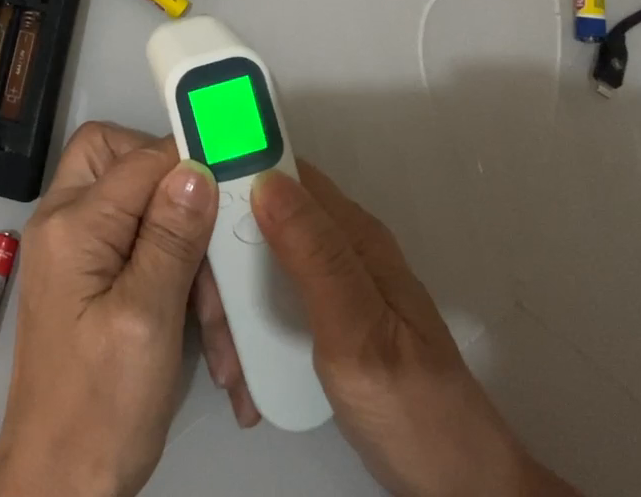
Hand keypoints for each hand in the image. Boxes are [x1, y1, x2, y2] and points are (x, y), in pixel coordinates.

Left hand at [0, 122, 217, 496]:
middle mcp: (61, 222)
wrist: (62, 472)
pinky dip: (166, 263)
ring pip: (128, 199)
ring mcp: (70, 248)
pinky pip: (127, 238)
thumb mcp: (146, 320)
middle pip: (115, 158)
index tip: (241, 180)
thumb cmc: (103, 404)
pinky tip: (198, 313)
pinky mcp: (84, 274)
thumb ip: (169, 239)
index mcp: (70, 225)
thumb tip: (195, 166)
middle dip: (171, 183)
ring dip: (177, 237)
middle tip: (215, 230)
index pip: (136, 159)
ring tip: (214, 302)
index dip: (189, 160)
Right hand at [194, 161, 575, 496]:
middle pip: (253, 225)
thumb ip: (313, 255)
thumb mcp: (356, 331)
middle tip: (208, 320)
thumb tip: (264, 179)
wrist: (458, 489)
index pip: (280, 174)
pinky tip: (242, 378)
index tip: (182, 209)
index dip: (227, 177)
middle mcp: (337, 249)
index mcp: (352, 237)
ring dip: (227, 312)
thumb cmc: (412, 410)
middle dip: (218, 266)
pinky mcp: (315, 321)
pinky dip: (243, 337)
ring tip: (228, 369)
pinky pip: (261, 308)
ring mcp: (325, 286)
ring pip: (250, 270)